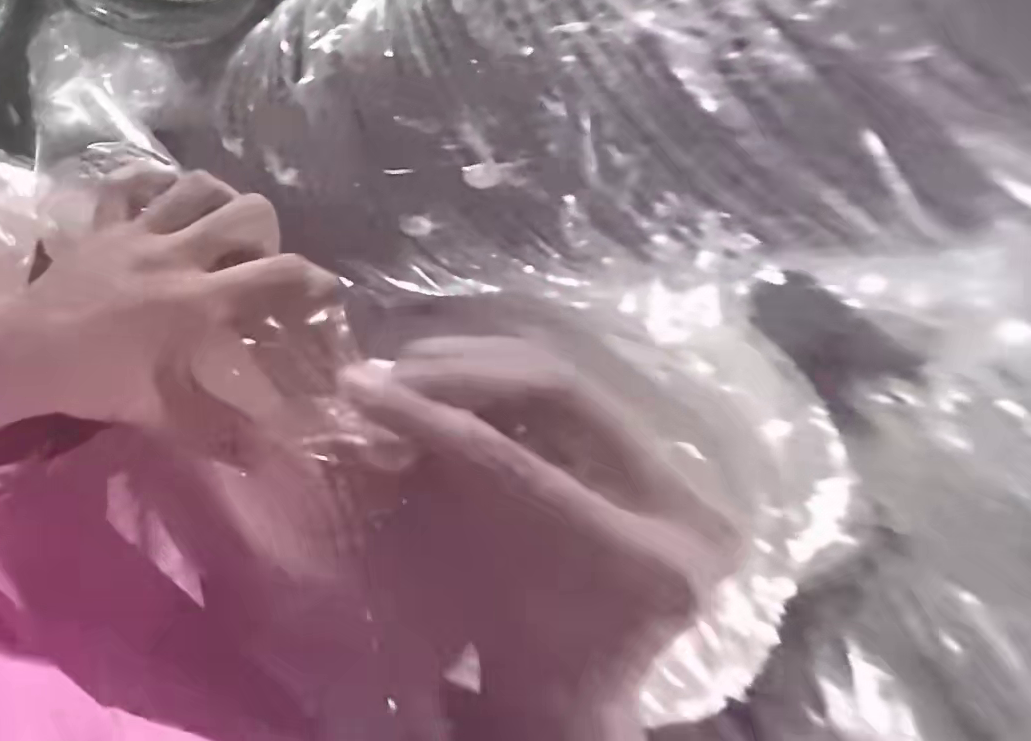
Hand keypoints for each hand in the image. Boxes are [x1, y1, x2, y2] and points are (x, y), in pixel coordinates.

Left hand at [0, 168, 338, 433]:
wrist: (22, 354)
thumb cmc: (95, 382)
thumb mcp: (162, 414)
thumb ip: (220, 434)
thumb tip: (266, 458)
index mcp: (197, 300)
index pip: (280, 277)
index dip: (316, 282)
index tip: (322, 294)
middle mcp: (175, 254)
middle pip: (248, 212)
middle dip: (268, 233)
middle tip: (254, 262)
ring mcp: (136, 231)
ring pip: (194, 185)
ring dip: (218, 198)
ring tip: (216, 223)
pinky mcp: (102, 223)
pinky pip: (128, 182)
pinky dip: (150, 182)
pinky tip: (160, 199)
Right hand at [343, 338, 741, 739]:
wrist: (574, 670)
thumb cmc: (516, 649)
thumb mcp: (461, 584)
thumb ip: (419, 499)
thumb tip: (355, 405)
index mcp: (644, 563)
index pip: (516, 463)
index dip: (426, 416)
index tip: (355, 386)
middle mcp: (675, 500)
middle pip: (550, 388)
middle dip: (447, 372)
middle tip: (377, 374)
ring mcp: (663, 462)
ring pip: (548, 367)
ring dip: (458, 361)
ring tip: (397, 371)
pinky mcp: (635, 439)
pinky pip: (548, 375)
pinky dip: (479, 365)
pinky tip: (433, 373)